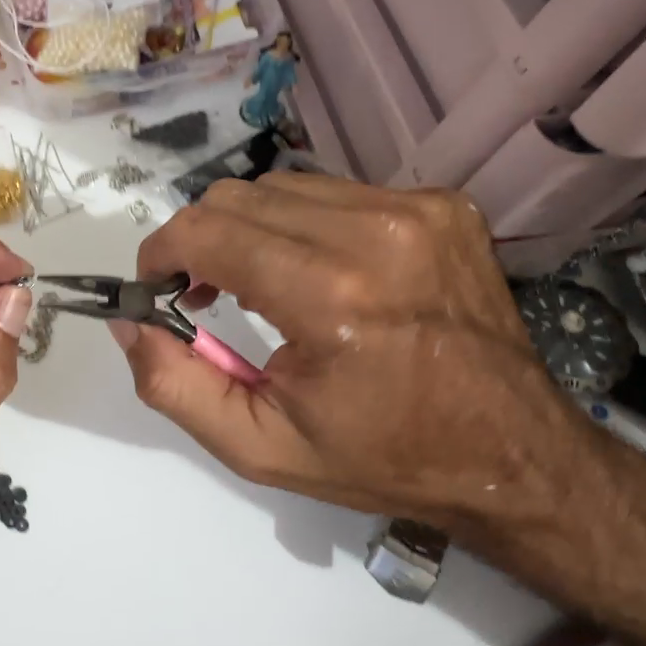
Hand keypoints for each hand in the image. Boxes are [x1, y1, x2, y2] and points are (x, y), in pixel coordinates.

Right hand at [112, 173, 583, 533]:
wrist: (516, 456)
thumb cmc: (383, 457)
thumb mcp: (259, 445)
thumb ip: (174, 384)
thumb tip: (129, 322)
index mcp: (331, 296)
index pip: (206, 232)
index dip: (162, 252)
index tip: (158, 286)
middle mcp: (375, 232)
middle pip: (235, 198)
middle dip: (201, 240)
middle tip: (203, 292)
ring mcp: (416, 209)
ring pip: (280, 188)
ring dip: (250, 229)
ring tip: (260, 281)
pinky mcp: (441, 203)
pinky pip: (332, 192)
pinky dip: (302, 225)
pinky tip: (318, 270)